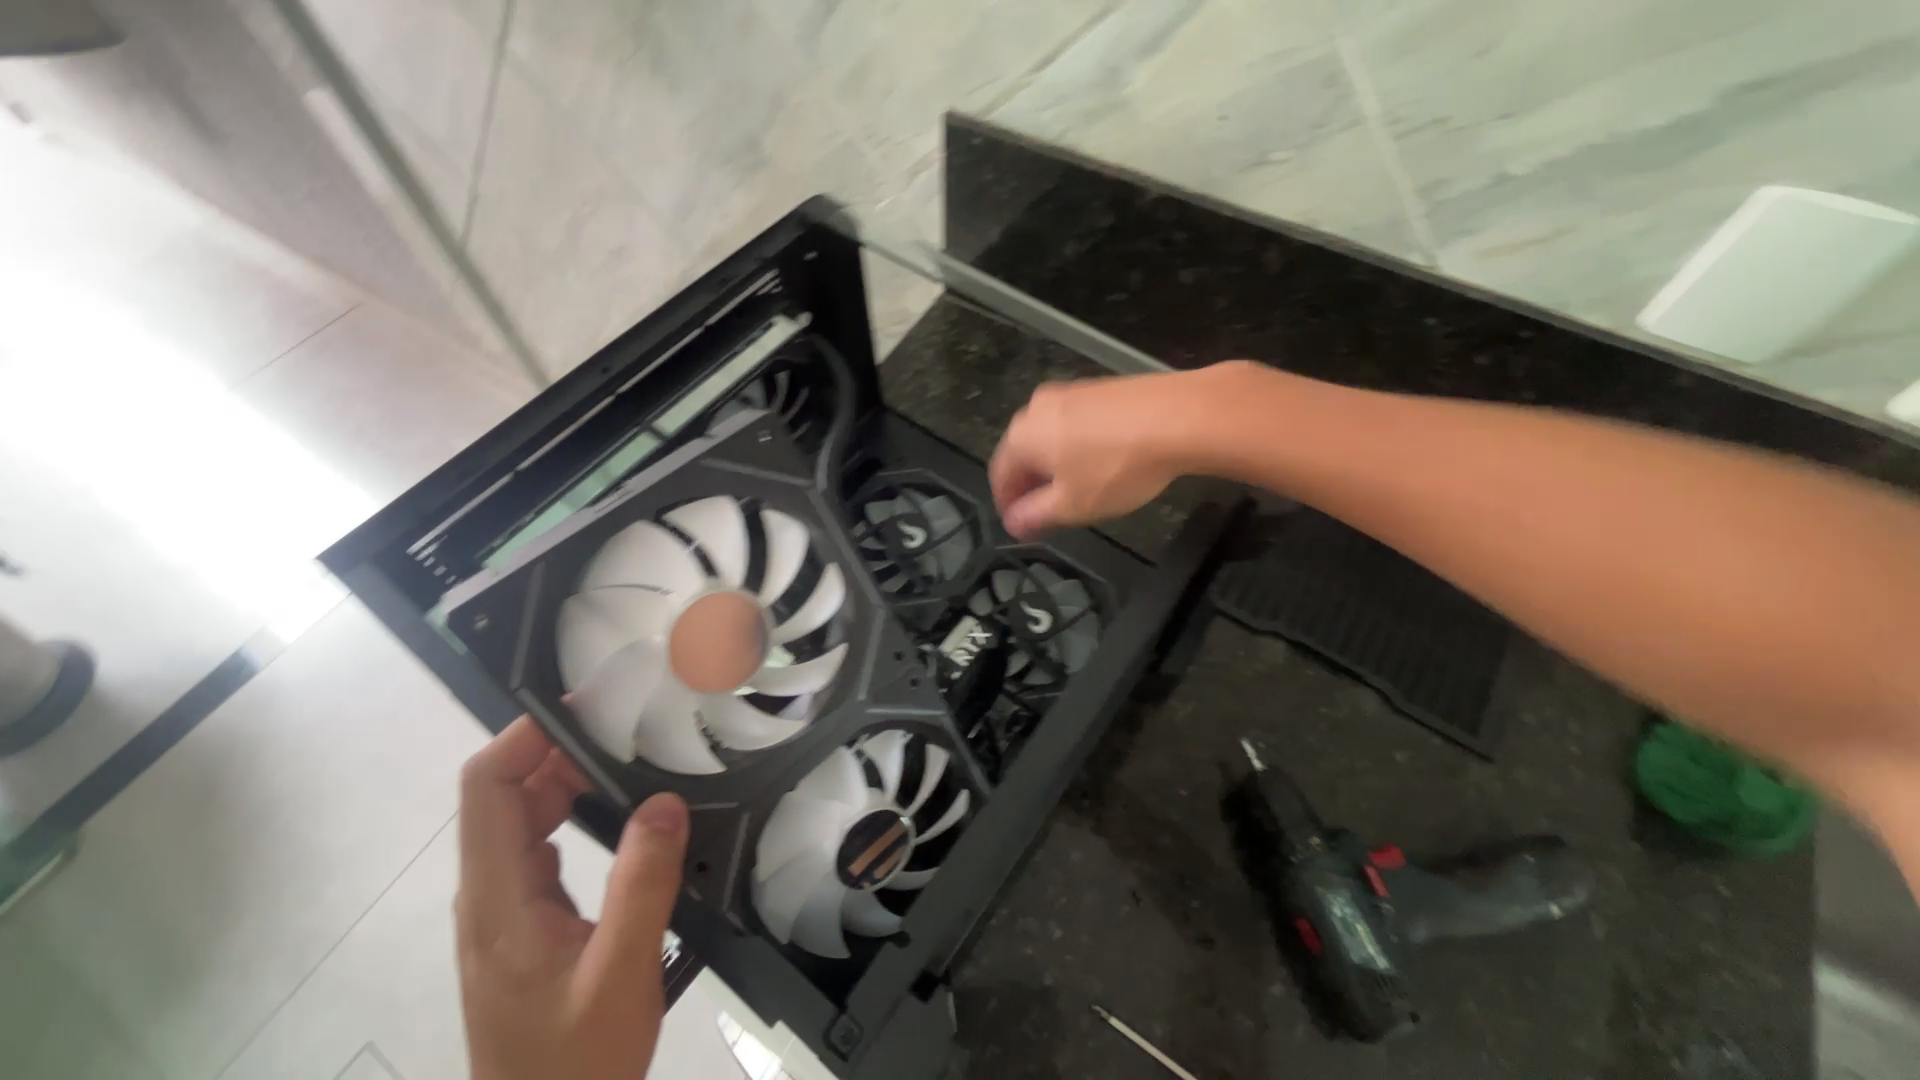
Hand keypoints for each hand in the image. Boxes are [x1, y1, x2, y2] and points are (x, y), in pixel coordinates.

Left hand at [456, 718, 689, 1079]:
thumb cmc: (576, 1063)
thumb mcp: (621, 974)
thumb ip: (643, 885)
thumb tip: (663, 802)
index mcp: (499, 902)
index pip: (488, 791)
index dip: (525, 739)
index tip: (586, 711)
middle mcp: (488, 899)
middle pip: (504, 799)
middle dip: (557, 754)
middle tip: (628, 732)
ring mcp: (502, 915)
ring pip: (521, 824)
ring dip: (567, 785)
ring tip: (630, 764)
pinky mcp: (521, 929)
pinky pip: (538, 852)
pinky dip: (572, 818)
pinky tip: (618, 820)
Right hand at [990, 366, 1236, 537]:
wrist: (1179, 416)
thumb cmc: (1117, 466)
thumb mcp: (1073, 504)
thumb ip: (1036, 515)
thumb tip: (1013, 523)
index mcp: (1022, 436)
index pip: (1000, 475)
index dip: (1007, 504)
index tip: (1019, 525)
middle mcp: (1038, 407)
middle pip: (1024, 452)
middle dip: (1031, 483)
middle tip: (1046, 511)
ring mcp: (1070, 392)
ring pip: (1051, 436)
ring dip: (1055, 465)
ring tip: (1077, 490)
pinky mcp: (1100, 388)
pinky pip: (1076, 423)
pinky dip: (1079, 447)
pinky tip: (1102, 463)